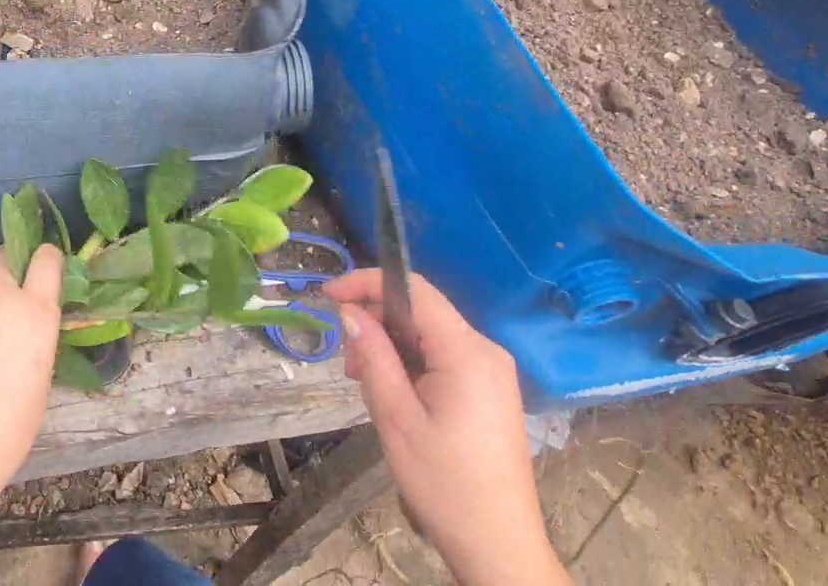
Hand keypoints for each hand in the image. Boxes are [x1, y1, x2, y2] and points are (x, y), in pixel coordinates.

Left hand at [0, 244, 62, 534]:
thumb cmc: (1, 435)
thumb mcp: (39, 383)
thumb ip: (36, 336)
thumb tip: (28, 321)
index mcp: (35, 314)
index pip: (47, 259)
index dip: (45, 261)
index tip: (42, 271)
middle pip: (4, 257)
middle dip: (7, 274)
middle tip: (3, 305)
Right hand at [325, 271, 569, 585]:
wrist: (499, 546)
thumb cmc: (444, 484)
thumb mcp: (396, 417)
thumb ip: (373, 356)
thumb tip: (350, 312)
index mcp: (467, 353)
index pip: (414, 289)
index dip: (367, 282)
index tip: (328, 296)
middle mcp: (486, 351)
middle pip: (420, 310)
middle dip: (376, 322)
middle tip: (347, 363)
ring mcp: (492, 371)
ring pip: (428, 333)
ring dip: (390, 345)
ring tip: (367, 384)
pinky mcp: (490, 390)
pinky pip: (442, 355)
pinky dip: (410, 362)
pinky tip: (394, 394)